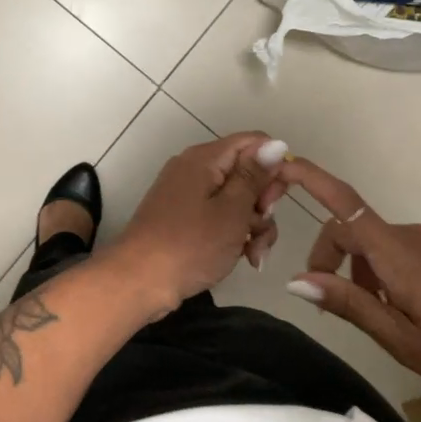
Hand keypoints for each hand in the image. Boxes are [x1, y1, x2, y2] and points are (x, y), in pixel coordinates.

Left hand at [100, 133, 288, 314]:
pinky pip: (222, 215)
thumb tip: (276, 143)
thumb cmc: (191, 244)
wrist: (142, 278)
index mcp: (204, 159)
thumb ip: (253, 177)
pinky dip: (236, 233)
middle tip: (260, 228)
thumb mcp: (231, 211)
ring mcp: (189, 193)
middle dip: (263, 203)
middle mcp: (195, 168)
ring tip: (253, 253)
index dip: (274, 166)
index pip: (252, 143)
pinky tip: (246, 257)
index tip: (278, 199)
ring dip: (254, 225)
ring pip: (238, 199)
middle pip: (246, 173)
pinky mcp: (187, 216)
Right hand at [277, 157, 420, 421]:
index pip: (343, 202)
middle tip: (331, 300)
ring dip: (366, 271)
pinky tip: (414, 314)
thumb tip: (296, 280)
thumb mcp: (405, 342)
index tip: (281, 163)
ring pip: (383, 245)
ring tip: (382, 318)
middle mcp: (417, 236)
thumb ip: (350, 305)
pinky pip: (410, 251)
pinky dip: (393, 272)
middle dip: (332, 257)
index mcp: (399, 253)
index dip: (309, 177)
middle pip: (355, 230)